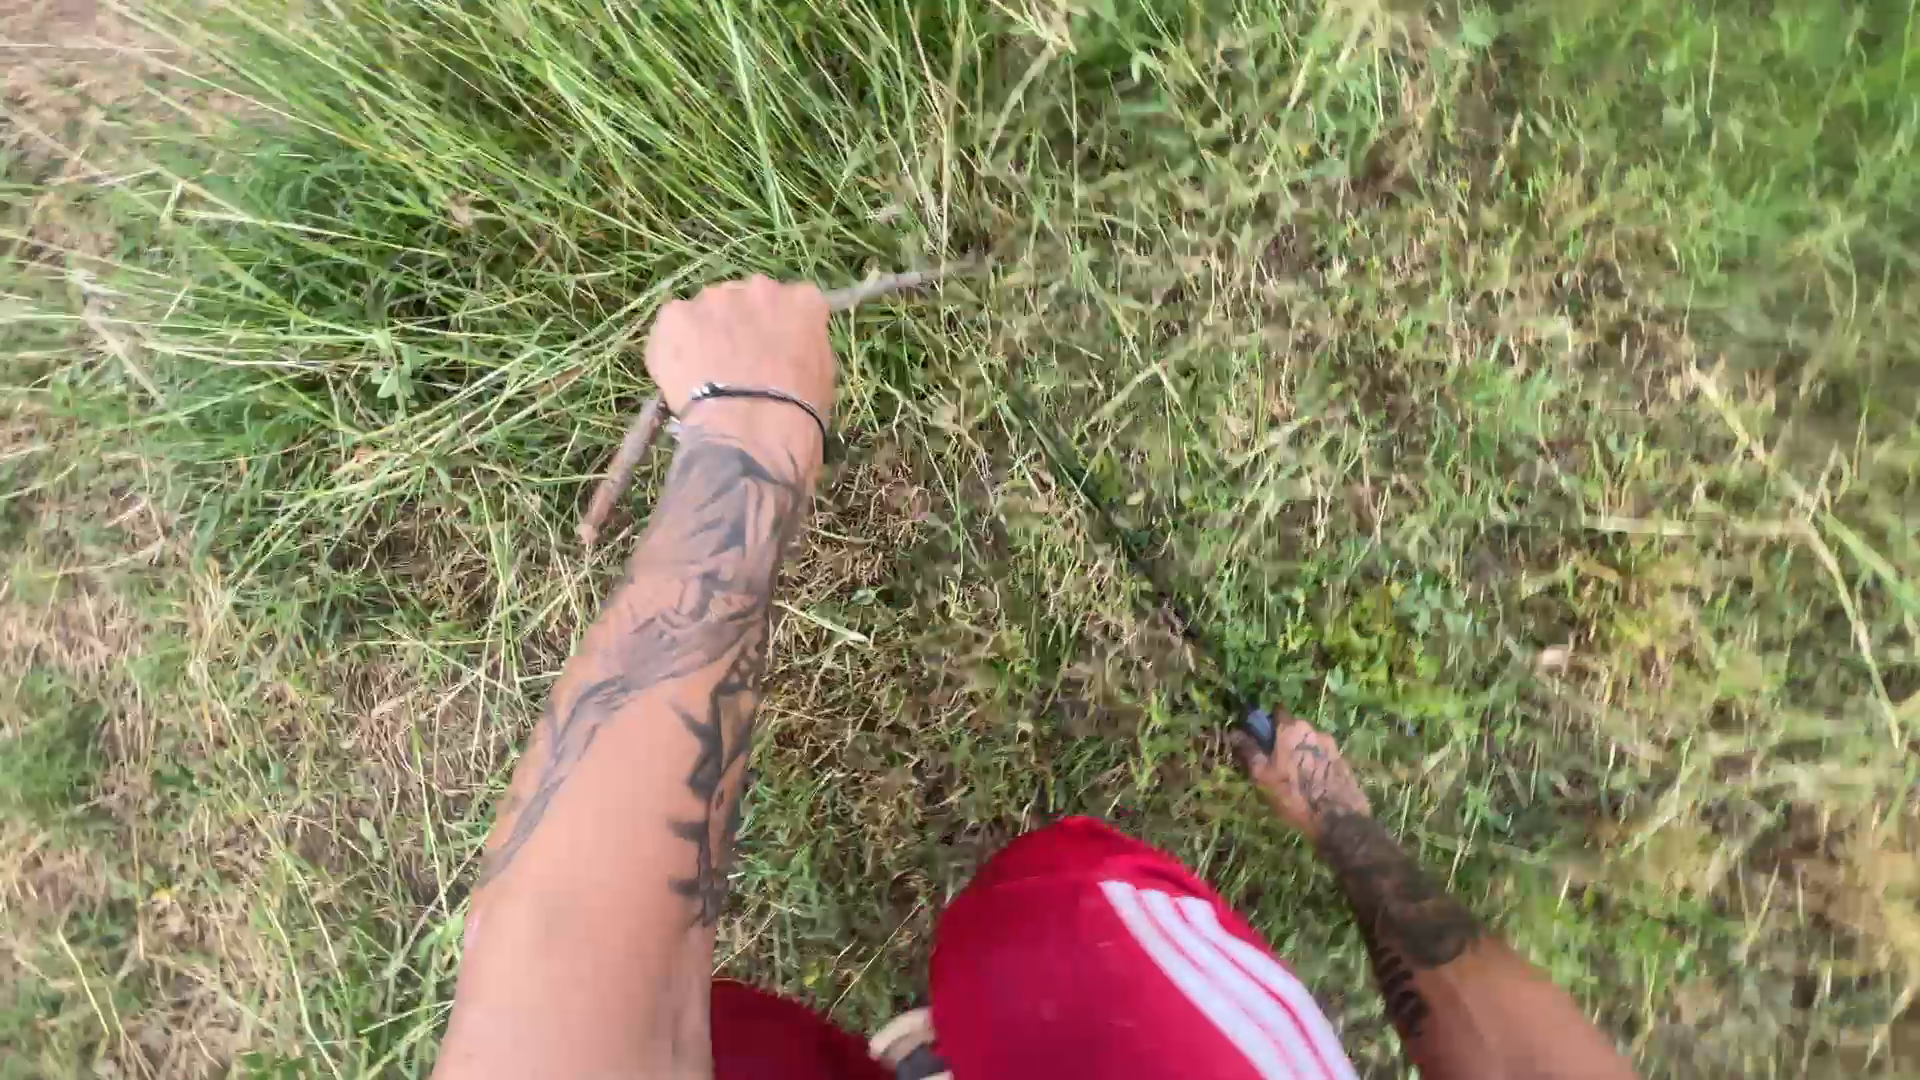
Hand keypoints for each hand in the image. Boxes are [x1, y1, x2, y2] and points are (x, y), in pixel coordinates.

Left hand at [644, 276, 834, 417]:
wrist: (751, 431)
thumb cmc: (798, 415)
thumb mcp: (823, 379)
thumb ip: (806, 349)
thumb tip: (789, 353)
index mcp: (803, 302)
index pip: (795, 302)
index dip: (782, 327)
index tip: (778, 349)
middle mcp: (760, 288)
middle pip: (747, 298)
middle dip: (743, 324)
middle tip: (739, 362)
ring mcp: (714, 298)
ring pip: (708, 310)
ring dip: (708, 333)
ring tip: (707, 375)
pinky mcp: (676, 315)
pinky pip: (674, 328)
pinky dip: (676, 349)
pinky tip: (684, 379)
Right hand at [1232, 714, 1371, 844]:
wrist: (1339, 821)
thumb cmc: (1294, 795)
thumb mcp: (1262, 775)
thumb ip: (1249, 750)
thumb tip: (1236, 732)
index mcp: (1291, 729)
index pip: (1276, 712)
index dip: (1266, 723)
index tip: (1261, 739)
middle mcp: (1313, 730)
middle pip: (1293, 728)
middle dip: (1284, 740)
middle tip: (1276, 762)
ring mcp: (1332, 746)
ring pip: (1309, 743)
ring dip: (1301, 753)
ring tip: (1296, 777)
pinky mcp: (1344, 762)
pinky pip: (1323, 757)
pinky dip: (1316, 764)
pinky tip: (1312, 784)